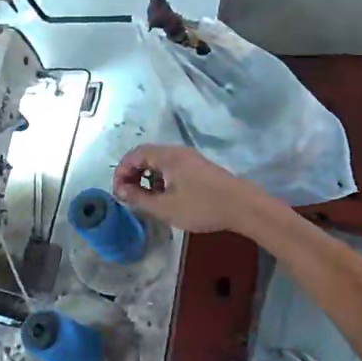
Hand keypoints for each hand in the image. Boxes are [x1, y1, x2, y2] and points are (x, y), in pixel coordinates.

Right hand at [113, 144, 272, 233]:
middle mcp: (178, 152)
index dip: (122, 171)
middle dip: (133, 174)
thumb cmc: (202, 207)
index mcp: (168, 156)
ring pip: (160, 162)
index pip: (135, 154)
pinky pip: (173, 168)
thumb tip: (121, 191)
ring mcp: (191, 159)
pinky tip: (166, 198)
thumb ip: (139, 199)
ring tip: (146, 199)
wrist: (243, 206)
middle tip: (128, 195)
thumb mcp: (165, 207)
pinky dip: (162, 179)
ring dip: (148, 178)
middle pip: (147, 155)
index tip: (118, 192)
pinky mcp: (200, 168)